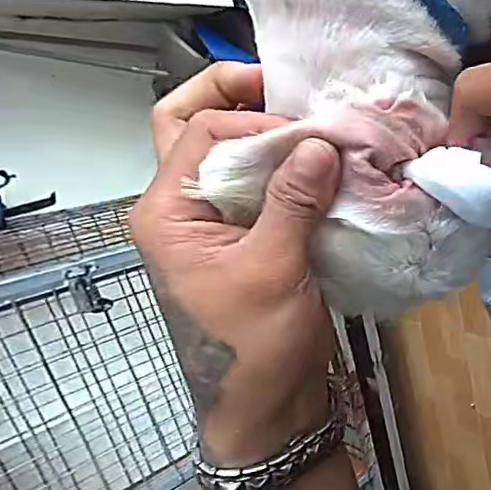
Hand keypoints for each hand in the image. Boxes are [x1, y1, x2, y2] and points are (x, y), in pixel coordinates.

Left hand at [129, 63, 340, 463]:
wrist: (265, 404)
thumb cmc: (252, 346)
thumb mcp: (271, 271)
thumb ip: (292, 202)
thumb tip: (320, 142)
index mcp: (167, 211)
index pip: (203, 133)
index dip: (257, 123)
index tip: (310, 135)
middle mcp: (183, 207)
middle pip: (190, 127)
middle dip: (231, 98)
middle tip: (281, 85)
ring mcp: (215, 222)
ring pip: (227, 154)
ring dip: (264, 133)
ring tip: (310, 122)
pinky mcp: (249, 237)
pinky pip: (261, 186)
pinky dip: (288, 169)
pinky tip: (323, 166)